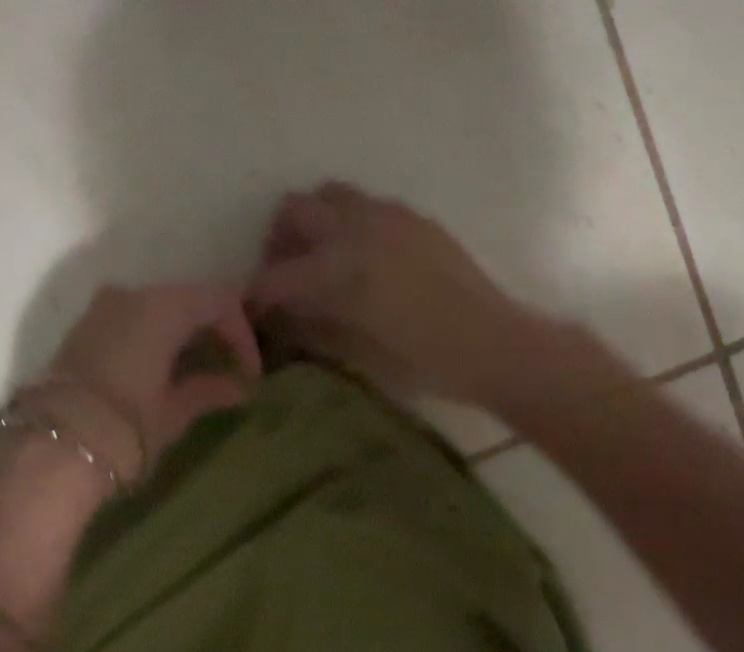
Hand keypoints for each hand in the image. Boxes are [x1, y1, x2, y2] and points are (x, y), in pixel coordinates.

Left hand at [24, 282, 264, 484]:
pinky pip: (128, 322)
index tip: (249, 373)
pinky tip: (160, 373)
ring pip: (154, 310)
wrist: (54, 447)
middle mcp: (130, 295)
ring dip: (179, 336)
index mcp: (162, 307)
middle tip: (226, 369)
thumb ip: (209, 391)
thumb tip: (239, 388)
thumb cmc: (126, 426)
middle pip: (185, 300)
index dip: (241, 334)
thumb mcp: (175, 412)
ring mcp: (100, 310)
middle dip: (211, 332)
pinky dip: (151, 340)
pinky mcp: (80, 331)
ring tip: (194, 374)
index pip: (218, 301)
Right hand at [248, 182, 538, 408]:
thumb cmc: (425, 363)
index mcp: (341, 271)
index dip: (255, 297)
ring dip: (314, 225)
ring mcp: (389, 216)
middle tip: (285, 280)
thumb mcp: (358, 354)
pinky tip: (361, 261)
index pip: (276, 276)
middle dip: (279, 245)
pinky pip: (365, 204)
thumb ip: (313, 329)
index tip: (250, 315)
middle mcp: (358, 229)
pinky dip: (348, 224)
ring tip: (321, 263)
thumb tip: (281, 319)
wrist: (493, 344)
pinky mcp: (414, 218)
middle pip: (294, 211)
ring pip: (329, 196)